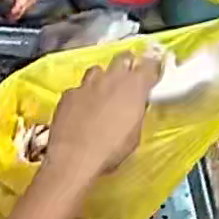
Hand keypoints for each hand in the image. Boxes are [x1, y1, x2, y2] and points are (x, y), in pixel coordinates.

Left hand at [41, 51, 161, 178]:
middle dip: (126, 67)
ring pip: (97, 71)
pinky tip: (78, 113)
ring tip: (99, 96)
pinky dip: (80, 99)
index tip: (150, 78)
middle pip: (123, 59)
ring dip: (100, 80)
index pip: (150, 66)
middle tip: (125, 82)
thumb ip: (135, 115)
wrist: (74, 159)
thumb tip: (132, 110)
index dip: (150, 71)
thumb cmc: (110, 152)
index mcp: (134, 86)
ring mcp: (87, 84)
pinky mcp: (68, 95)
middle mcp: (111, 78)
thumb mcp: (133, 137)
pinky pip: (77, 91)